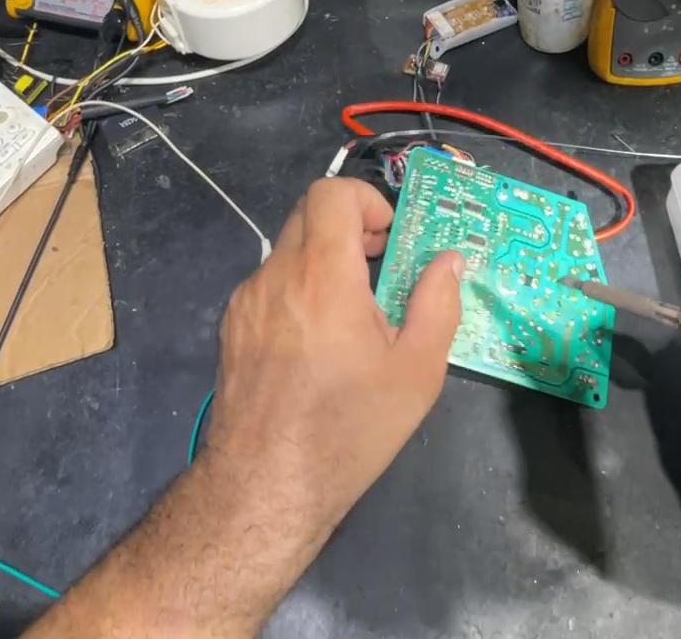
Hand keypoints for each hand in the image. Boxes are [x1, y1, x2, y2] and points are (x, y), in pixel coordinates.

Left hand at [30, 180, 461, 637]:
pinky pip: (271, 282)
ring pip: (290, 249)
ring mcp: (247, 299)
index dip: (366, 200)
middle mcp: (276, 274)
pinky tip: (317, 341)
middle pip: (310, 214)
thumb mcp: (416, 372)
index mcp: (322, 275)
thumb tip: (448, 260)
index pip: (331, 193)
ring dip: (325, 259)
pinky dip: (300, 287)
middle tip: (381, 265)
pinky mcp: (232, 325)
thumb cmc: (348, 428)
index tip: (391, 238)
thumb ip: (437, 303)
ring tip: (354, 312)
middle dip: (351, 226)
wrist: (263, 487)